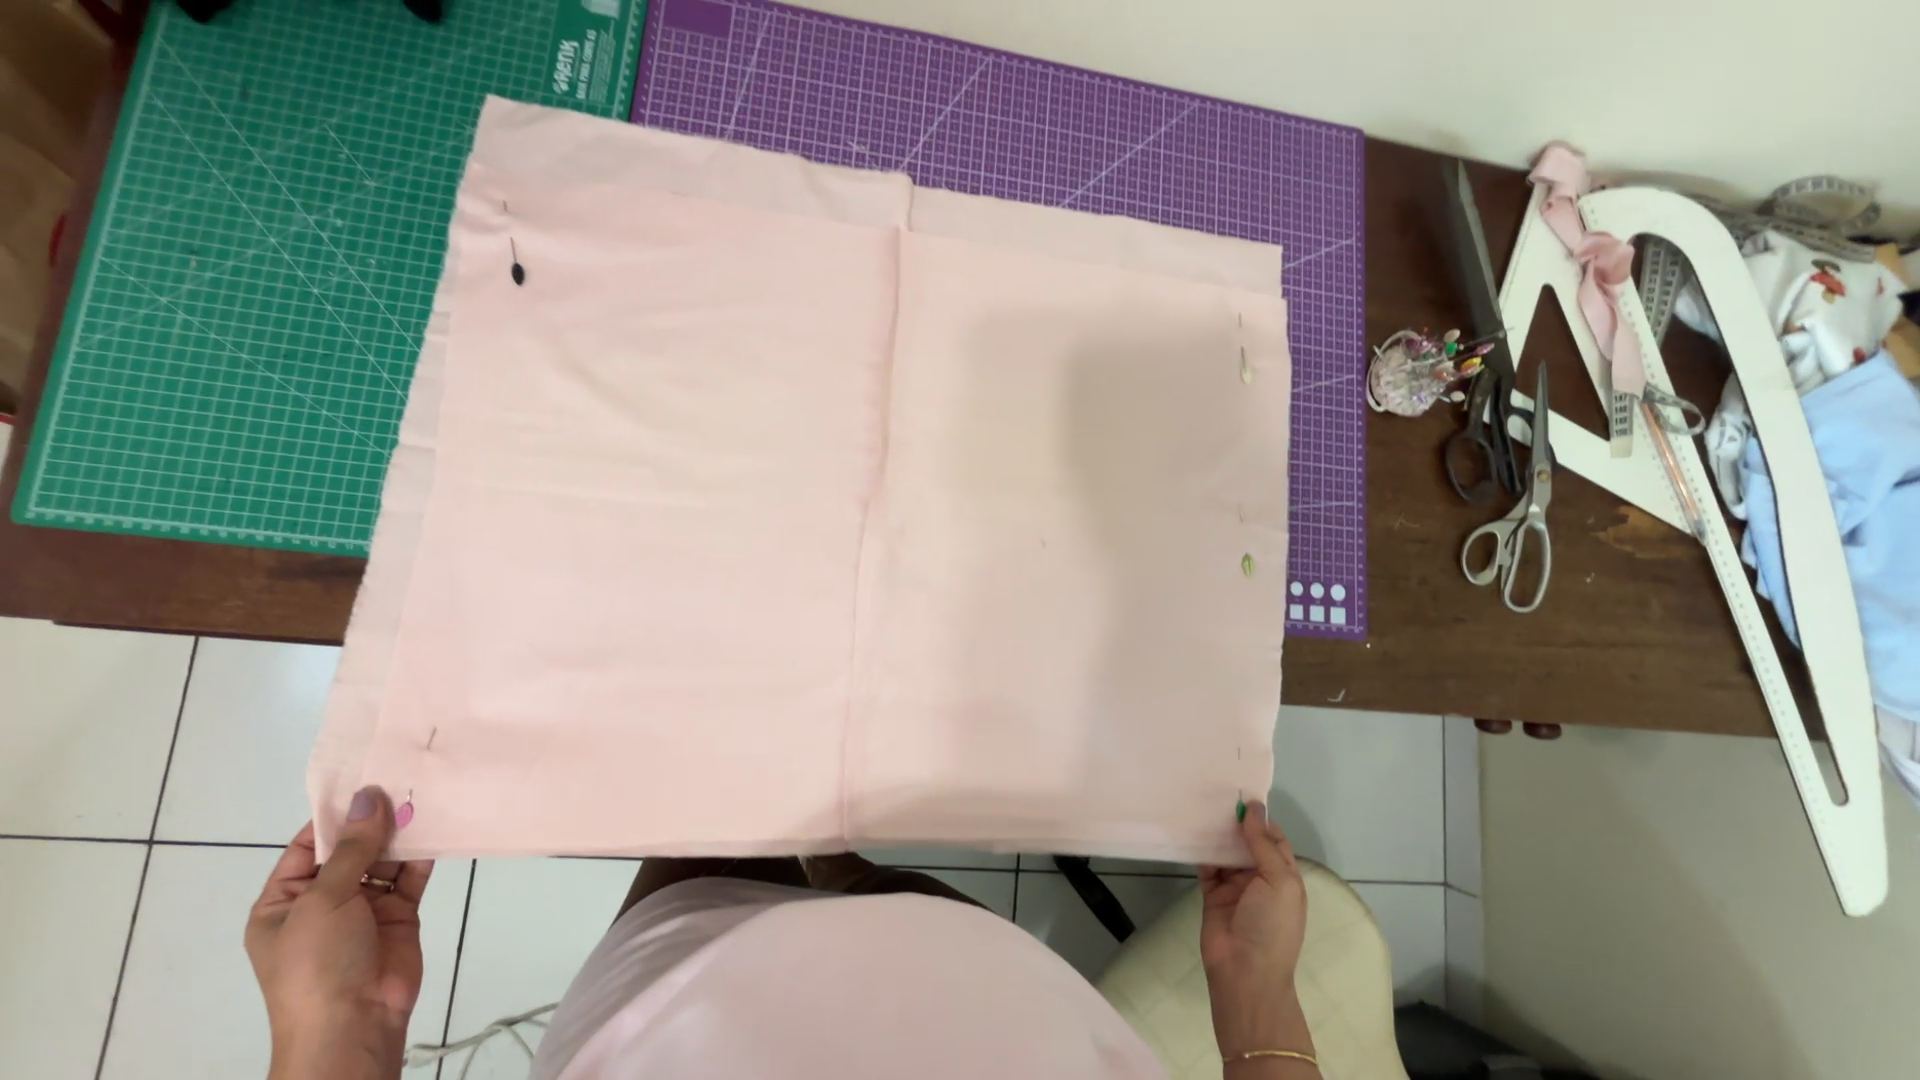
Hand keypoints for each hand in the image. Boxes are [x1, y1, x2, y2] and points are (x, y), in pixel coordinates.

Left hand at [246, 787, 433, 1079]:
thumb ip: (352, 848)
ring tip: (426, 797)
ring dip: (402, 835)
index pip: (308, 846)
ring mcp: (363, 908)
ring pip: (384, 861)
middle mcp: (323, 901)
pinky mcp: (399, 915)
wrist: (353, 1021)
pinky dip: (424, 856)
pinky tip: (439, 829)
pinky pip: (410, 878)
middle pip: (351, 850)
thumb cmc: (317, 962)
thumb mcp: (323, 900)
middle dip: (375, 821)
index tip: (368, 780)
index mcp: (284, 901)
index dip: (335, 816)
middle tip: (406, 780)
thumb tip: (369, 797)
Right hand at [1198, 802, 1312, 1060]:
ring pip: (1225, 852)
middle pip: (1247, 842)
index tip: (1240, 794)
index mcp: (1284, 876)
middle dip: (1235, 821)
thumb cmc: (1271, 926)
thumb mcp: (1279, 882)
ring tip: (1199, 806)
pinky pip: (1205, 867)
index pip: (1273, 838)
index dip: (1260, 818)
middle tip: (1214, 793)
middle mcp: (1260, 878)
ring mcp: (1235, 887)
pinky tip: (1189, 831)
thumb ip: (1263, 844)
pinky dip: (1199, 851)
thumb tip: (1253, 809)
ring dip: (1216, 834)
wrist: (1245, 972)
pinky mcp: (1212, 894)